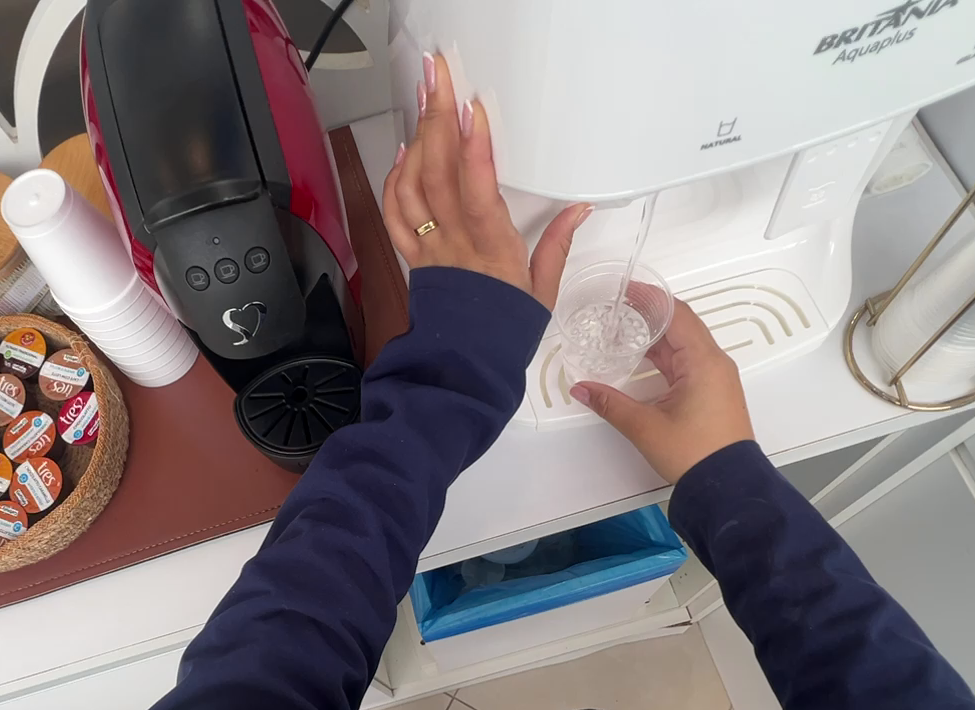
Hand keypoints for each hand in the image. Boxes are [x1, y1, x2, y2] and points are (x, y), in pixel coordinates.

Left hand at [382, 52, 589, 307]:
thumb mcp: (542, 293)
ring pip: (412, 188)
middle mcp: (455, 245)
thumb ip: (556, 246)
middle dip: (437, 120)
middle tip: (438, 77)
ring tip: (423, 99)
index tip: (473, 109)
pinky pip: (396, 215)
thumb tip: (579, 210)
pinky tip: (403, 151)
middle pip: (438, 176)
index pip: (478, 194)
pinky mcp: (414, 258)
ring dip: (415, 139)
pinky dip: (395, 180)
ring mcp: (430, 249)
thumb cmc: (503, 332)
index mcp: (492, 252)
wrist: (465, 367)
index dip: (474, 150)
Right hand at [571, 300, 755, 484]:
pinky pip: (687, 364)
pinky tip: (642, 361)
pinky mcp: (711, 393)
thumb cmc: (695, 453)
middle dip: (649, 315)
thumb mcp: (645, 427)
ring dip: (655, 337)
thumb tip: (582, 389)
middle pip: (680, 327)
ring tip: (624, 331)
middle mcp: (714, 364)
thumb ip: (610, 403)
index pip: (676, 315)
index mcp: (703, 362)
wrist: (726, 484)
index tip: (627, 290)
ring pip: (682, 346)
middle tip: (619, 308)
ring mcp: (715, 379)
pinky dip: (664, 357)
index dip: (650, 299)